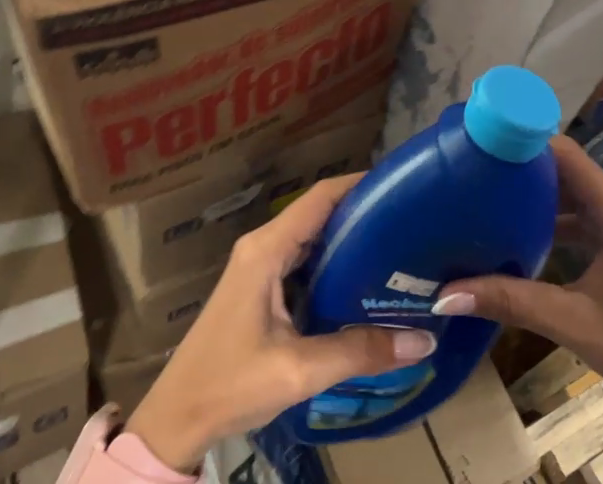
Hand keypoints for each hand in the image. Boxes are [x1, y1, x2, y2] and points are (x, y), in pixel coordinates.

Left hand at [124, 175, 438, 470]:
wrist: (177, 418)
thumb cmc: (230, 383)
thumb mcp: (298, 370)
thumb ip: (359, 351)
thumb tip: (424, 340)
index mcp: (266, 250)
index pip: (320, 197)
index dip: (359, 184)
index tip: (402, 185)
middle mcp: (263, 248)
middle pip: (319, 214)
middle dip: (364, 213)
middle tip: (412, 223)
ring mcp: (259, 268)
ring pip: (313, 239)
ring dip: (351, 240)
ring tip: (399, 249)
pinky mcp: (261, 289)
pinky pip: (305, 262)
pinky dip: (336, 264)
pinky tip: (366, 284)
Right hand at [431, 137, 602, 419]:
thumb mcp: (566, 320)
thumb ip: (507, 299)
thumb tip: (445, 296)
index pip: (566, 155)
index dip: (526, 146)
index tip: (484, 149)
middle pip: (567, 169)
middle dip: (524, 171)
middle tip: (476, 177)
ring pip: (574, 191)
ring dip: (537, 195)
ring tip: (489, 200)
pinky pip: (583, 213)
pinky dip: (553, 218)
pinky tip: (520, 233)